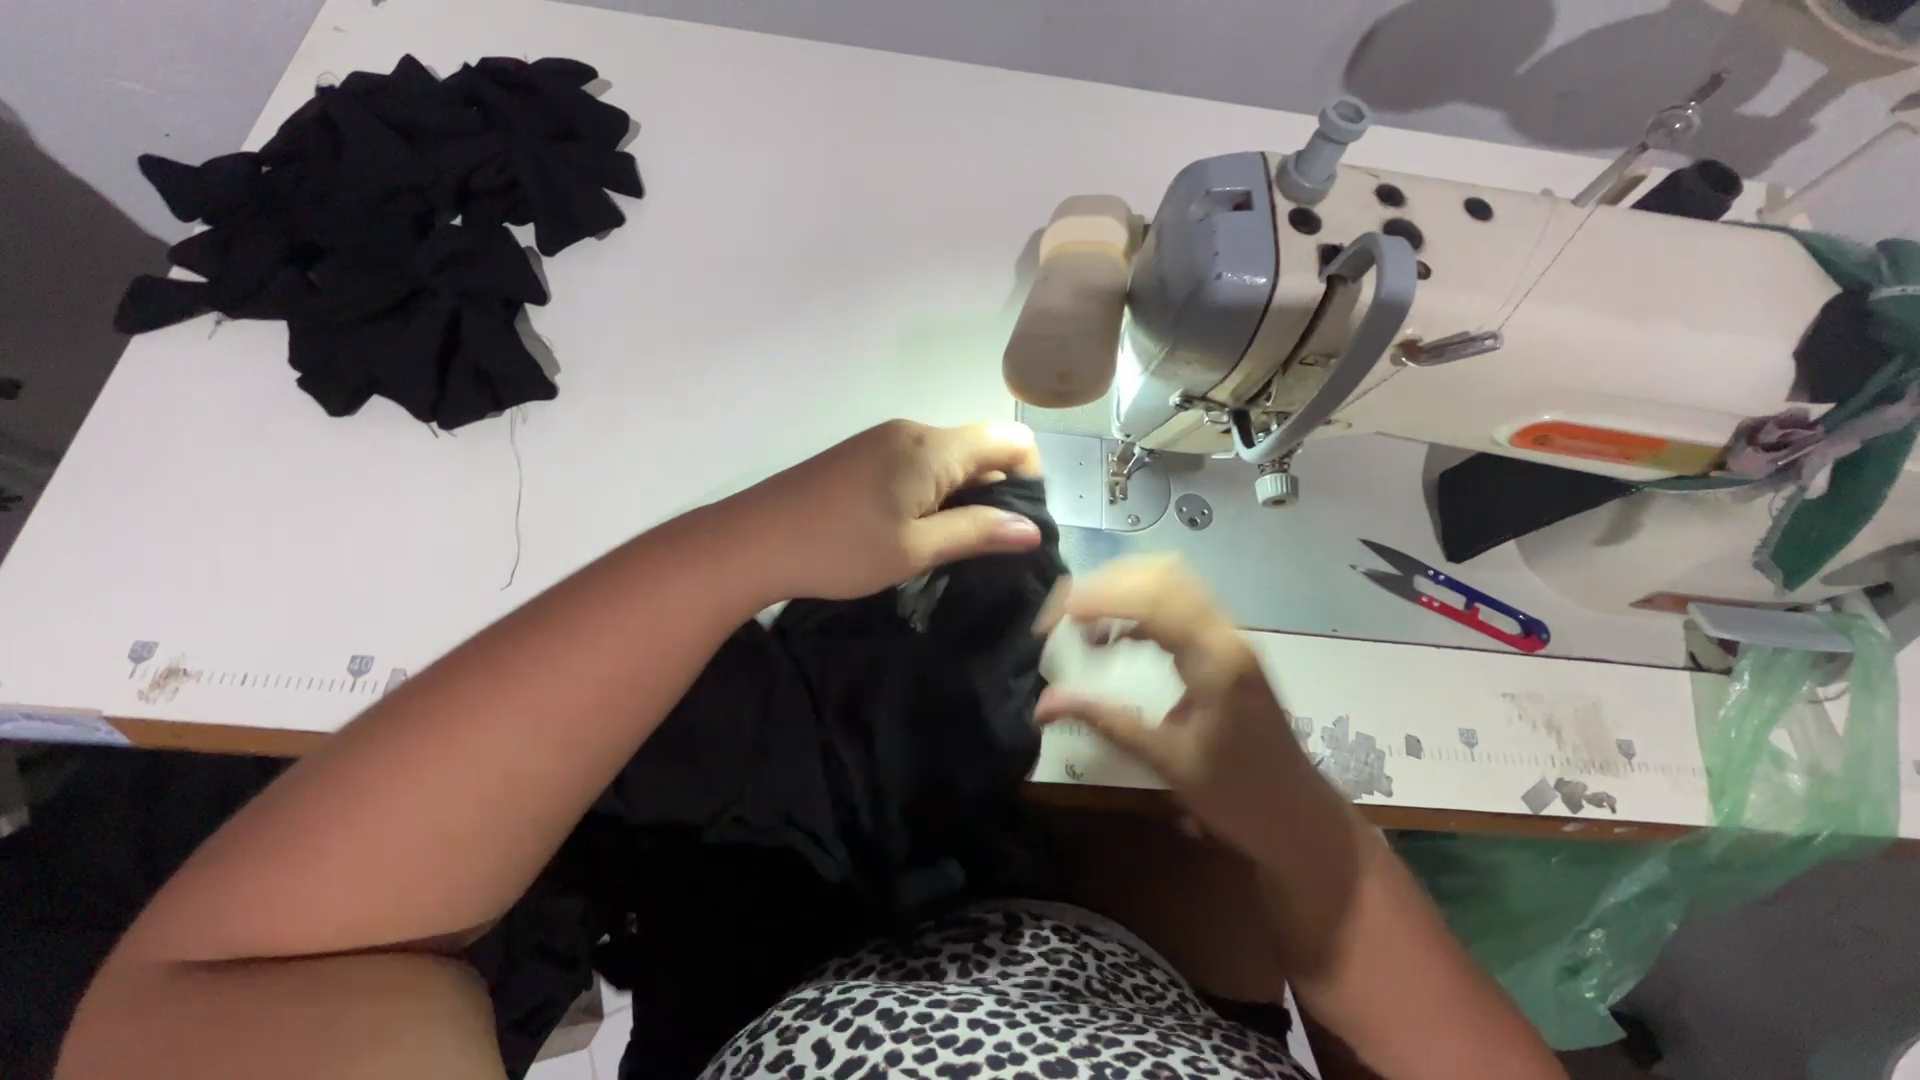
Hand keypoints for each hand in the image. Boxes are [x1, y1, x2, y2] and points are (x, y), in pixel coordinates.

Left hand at [728, 419, 1045, 599]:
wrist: (751, 541)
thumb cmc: (838, 548)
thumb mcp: (915, 549)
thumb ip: (977, 533)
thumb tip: (1032, 529)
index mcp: (932, 448)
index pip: (1010, 439)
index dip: (1031, 478)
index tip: (1021, 526)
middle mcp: (913, 432)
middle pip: (980, 449)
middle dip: (997, 493)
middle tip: (989, 548)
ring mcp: (884, 441)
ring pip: (948, 461)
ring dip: (962, 497)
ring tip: (951, 548)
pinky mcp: (863, 456)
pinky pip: (919, 466)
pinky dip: (933, 494)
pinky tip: (914, 533)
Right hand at [1033, 555, 1328, 864]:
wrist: (1301, 819)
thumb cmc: (1239, 797)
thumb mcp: (1166, 761)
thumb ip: (1106, 721)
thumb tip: (1041, 704)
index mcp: (1217, 659)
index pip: (1152, 599)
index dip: (1097, 598)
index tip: (1053, 622)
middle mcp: (1226, 634)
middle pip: (1161, 574)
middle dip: (1104, 585)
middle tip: (1060, 618)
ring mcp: (1229, 638)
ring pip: (1170, 583)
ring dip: (1120, 593)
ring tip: (1079, 626)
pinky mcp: (1224, 648)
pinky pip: (1177, 607)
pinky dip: (1136, 611)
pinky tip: (1109, 640)